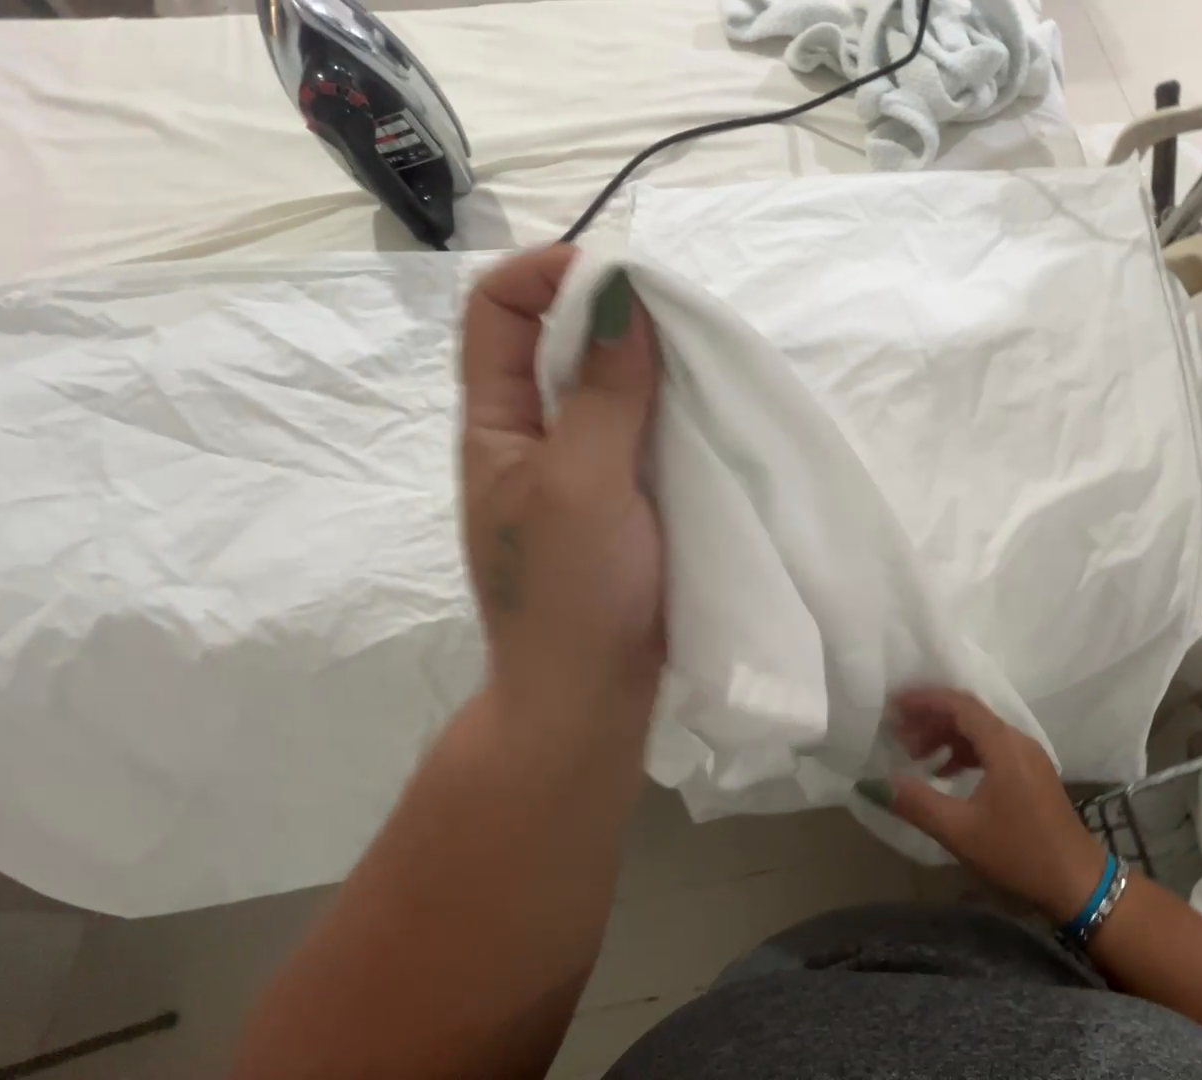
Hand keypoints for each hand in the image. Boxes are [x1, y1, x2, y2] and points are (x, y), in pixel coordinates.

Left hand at [458, 246, 663, 725]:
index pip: (497, 311)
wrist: (591, 694)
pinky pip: (643, 429)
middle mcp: (535, 433)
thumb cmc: (571, 592)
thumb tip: (622, 295)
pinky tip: (705, 406)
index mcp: (496, 423)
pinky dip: (670, 405)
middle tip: (677, 316)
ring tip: (700, 354)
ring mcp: (582, 466)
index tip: (622, 276)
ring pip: (607, 384)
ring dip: (648, 359)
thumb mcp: (581, 484)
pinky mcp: (626, 496)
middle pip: (557, 339)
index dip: (547, 274)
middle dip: (610, 310)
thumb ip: (604, 394)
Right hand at [873, 689, 1108, 923]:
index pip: (960, 705)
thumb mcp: (960, 831)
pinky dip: (964, 753)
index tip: (893, 705)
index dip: (924, 700)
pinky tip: (945, 774)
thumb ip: (917, 803)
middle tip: (897, 736)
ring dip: (946, 737)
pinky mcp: (1032, 773)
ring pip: (980, 732)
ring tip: (915, 756)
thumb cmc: (1019, 853)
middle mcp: (1018, 741)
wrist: (1077, 881)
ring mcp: (1028, 757)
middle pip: (969, 714)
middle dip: (930, 719)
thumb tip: (875, 783)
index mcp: (1003, 745)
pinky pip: (992, 748)